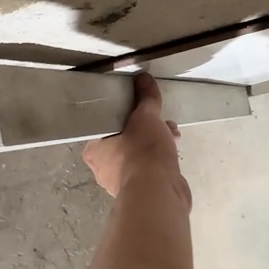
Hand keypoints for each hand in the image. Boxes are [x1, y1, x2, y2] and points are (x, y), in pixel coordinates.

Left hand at [83, 74, 188, 203]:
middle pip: (124, 140)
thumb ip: (145, 98)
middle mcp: (103, 169)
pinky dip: (160, 158)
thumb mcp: (146, 117)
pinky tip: (174, 150)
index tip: (141, 111)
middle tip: (160, 121)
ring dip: (156, 142)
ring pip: (139, 155)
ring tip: (172, 133)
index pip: (105, 127)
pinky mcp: (141, 192)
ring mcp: (122, 183)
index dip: (125, 116)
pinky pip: (149, 168)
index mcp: (94, 151)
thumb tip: (143, 77)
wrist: (159, 192)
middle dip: (146, 128)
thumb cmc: (143, 152)